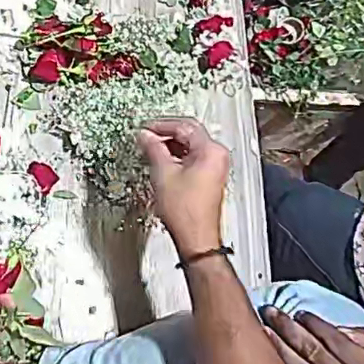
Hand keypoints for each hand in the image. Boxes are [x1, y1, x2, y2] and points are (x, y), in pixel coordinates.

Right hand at [137, 118, 230, 252]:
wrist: (195, 238)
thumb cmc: (186, 212)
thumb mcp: (163, 173)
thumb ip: (153, 149)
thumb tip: (146, 136)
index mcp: (211, 151)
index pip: (184, 126)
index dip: (161, 125)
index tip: (146, 128)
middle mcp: (217, 157)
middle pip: (189, 134)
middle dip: (165, 134)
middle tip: (146, 137)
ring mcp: (215, 167)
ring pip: (189, 147)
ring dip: (169, 146)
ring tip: (150, 149)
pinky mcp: (209, 178)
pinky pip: (192, 159)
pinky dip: (176, 157)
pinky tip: (161, 162)